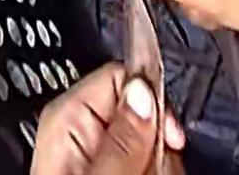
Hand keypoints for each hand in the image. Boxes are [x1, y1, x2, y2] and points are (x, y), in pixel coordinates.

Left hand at [31, 64, 186, 174]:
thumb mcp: (100, 173)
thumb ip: (123, 133)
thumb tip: (144, 88)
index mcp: (68, 113)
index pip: (121, 75)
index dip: (152, 100)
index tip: (170, 135)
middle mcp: (80, 128)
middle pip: (141, 112)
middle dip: (158, 142)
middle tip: (152, 168)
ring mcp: (95, 153)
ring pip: (149, 141)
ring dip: (160, 163)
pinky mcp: (108, 168)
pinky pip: (145, 160)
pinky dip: (154, 169)